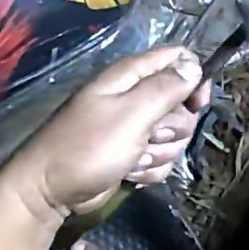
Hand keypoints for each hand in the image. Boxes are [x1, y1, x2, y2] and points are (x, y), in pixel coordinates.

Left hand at [11, 46, 209, 217]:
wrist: (51, 190)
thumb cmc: (88, 146)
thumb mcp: (132, 114)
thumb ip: (166, 88)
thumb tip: (194, 66)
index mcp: (131, 76)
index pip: (178, 59)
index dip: (194, 77)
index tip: (197, 103)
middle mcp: (135, 97)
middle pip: (182, 104)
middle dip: (173, 127)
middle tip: (150, 136)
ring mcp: (134, 127)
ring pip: (174, 136)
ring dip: (159, 152)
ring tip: (132, 158)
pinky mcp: (133, 153)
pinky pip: (161, 158)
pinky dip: (149, 169)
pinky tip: (129, 172)